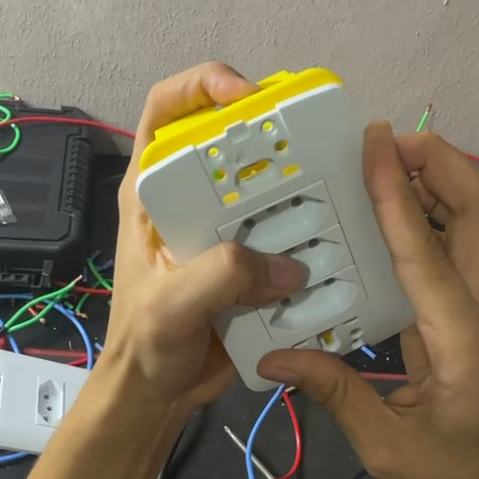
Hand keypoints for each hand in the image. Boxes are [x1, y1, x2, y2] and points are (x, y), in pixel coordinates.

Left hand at [103, 63, 309, 408]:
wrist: (158, 391)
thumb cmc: (145, 343)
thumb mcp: (172, 305)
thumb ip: (222, 275)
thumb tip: (290, 267)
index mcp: (153, 192)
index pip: (168, 111)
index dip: (204, 87)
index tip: (247, 95)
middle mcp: (189, 200)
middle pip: (229, 141)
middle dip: (270, 134)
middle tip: (311, 143)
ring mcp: (221, 229)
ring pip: (263, 185)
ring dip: (297, 184)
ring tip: (333, 186)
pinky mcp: (248, 260)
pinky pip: (283, 230)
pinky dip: (308, 229)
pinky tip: (333, 235)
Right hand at [257, 124, 478, 478]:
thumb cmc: (457, 467)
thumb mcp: (387, 445)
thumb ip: (335, 395)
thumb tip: (273, 358)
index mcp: (458, 335)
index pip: (426, 251)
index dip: (397, 194)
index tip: (376, 143)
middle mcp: (476, 304)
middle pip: (478, 208)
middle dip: (439, 162)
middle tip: (385, 140)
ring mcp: (477, 302)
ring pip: (474, 218)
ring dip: (438, 177)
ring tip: (383, 157)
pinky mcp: (466, 307)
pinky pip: (453, 242)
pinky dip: (427, 210)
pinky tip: (387, 207)